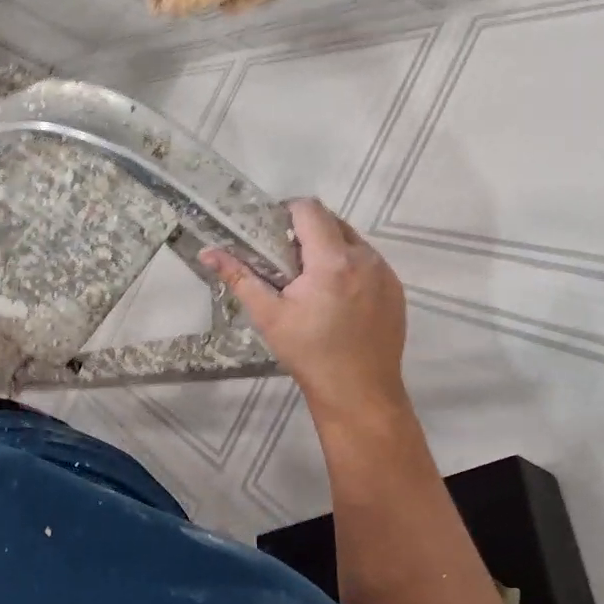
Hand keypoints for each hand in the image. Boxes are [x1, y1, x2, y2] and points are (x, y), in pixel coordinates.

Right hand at [200, 199, 408, 419]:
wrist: (360, 393)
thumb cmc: (309, 352)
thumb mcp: (268, 314)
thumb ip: (239, 277)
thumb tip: (207, 252)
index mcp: (333, 261)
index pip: (310, 210)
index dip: (287, 212)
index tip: (270, 232)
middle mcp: (366, 259)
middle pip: (332, 221)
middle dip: (306, 230)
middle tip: (283, 258)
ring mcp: (386, 274)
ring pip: (352, 240)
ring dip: (328, 247)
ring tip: (307, 279)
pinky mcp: (396, 290)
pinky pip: (368, 261)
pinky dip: (347, 266)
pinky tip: (333, 296)